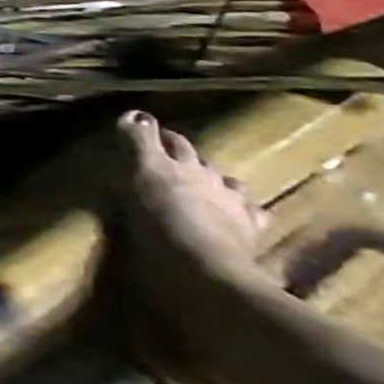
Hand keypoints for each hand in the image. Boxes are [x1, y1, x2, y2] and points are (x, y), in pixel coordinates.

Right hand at [114, 110, 267, 291]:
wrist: (206, 269)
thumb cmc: (156, 222)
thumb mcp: (134, 178)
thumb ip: (135, 144)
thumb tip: (133, 113)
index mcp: (167, 162)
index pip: (154, 136)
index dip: (146, 128)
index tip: (137, 122)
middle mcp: (200, 173)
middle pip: (189, 152)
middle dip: (177, 146)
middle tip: (164, 148)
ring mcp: (229, 200)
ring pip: (222, 177)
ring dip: (210, 174)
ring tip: (201, 179)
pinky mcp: (250, 227)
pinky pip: (250, 209)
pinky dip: (241, 204)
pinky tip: (237, 209)